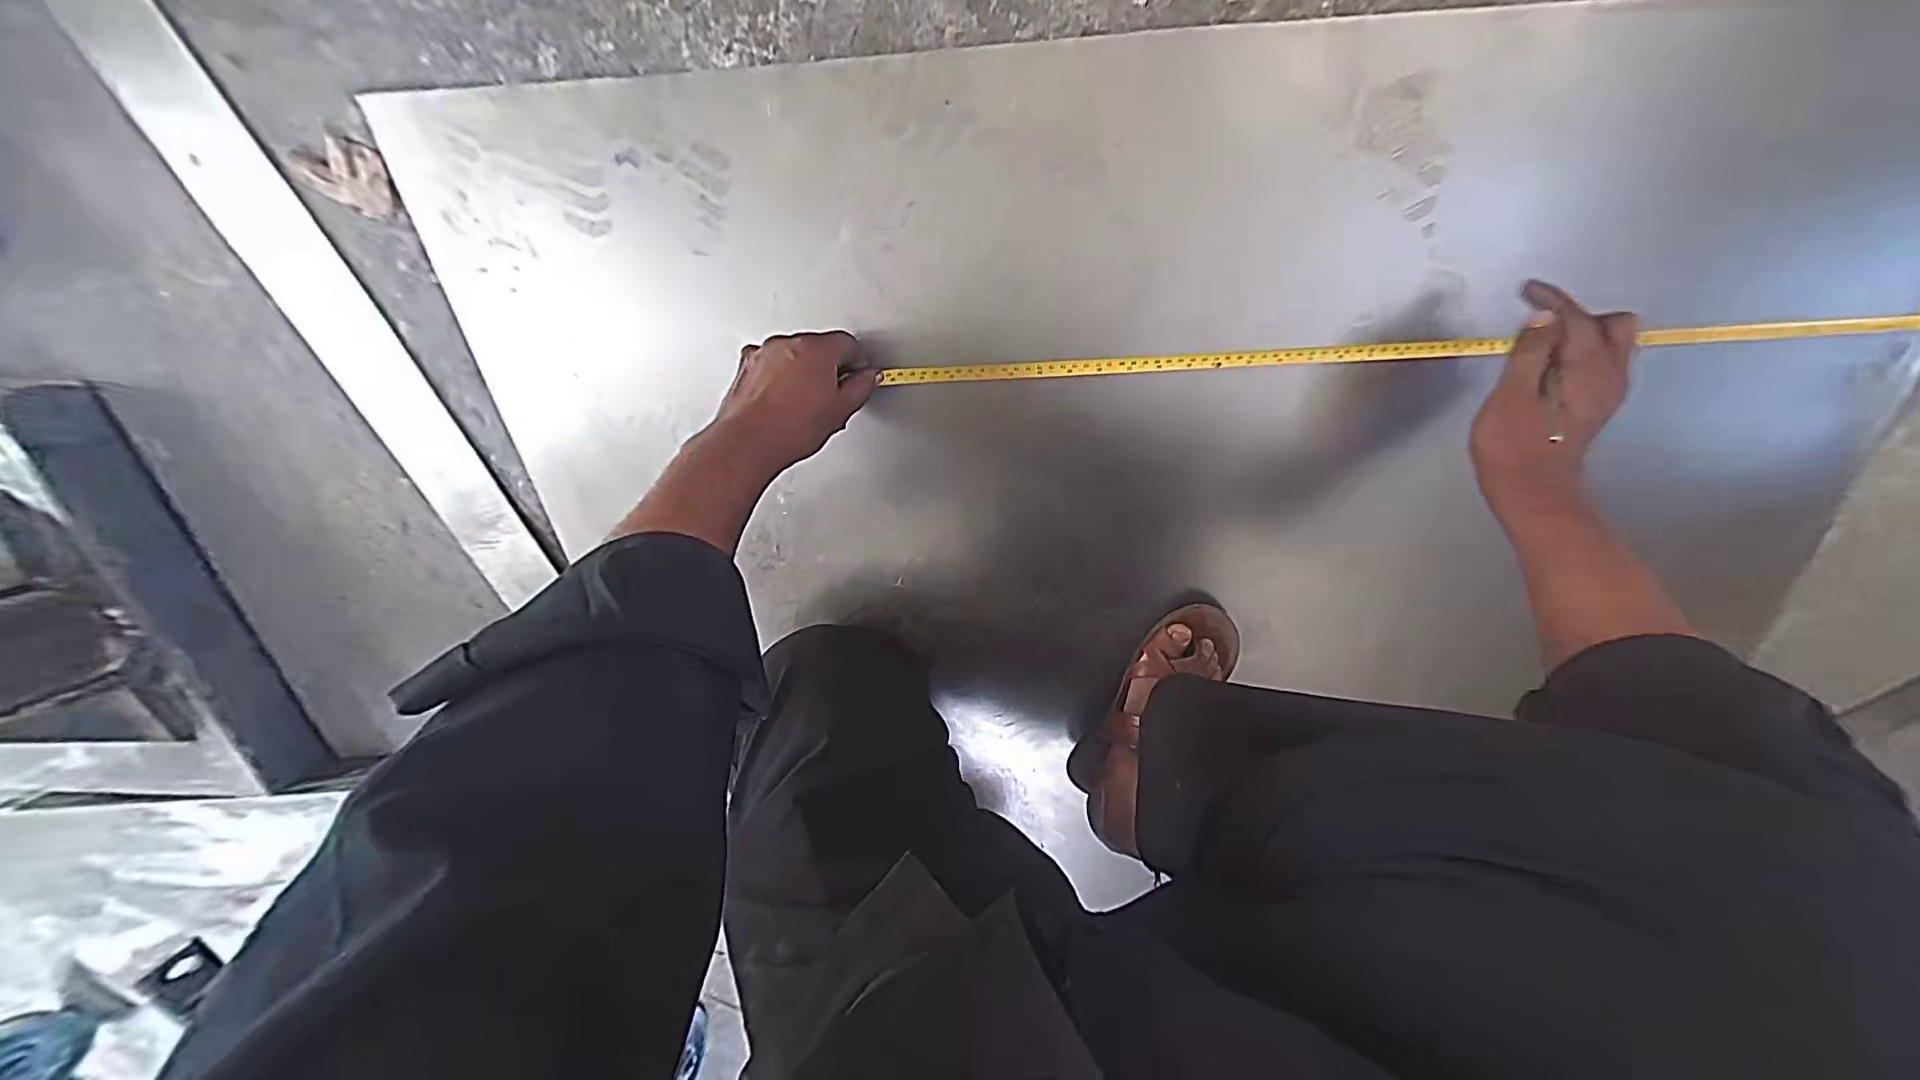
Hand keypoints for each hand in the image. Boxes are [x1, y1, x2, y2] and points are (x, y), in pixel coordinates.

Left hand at [706, 331, 879, 475]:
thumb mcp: (840, 410)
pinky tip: (786, 403)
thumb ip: (860, 387)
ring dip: (804, 372)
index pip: (848, 343)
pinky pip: (772, 365)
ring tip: (807, 405)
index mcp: (816, 349)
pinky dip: (780, 377)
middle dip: (830, 368)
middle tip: (834, 397)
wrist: (748, 443)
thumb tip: (867, 378)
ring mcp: (764, 353)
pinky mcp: (746, 367)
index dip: (858, 363)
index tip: (859, 377)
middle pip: (820, 346)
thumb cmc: (788, 429)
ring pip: (794, 355)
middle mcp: (788, 344)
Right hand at [1471, 281, 1638, 517]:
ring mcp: (1608, 390)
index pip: (1574, 321)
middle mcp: (1610, 375)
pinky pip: (1600, 361)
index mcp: (1587, 369)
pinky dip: (1578, 351)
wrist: (1529, 488)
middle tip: (1534, 321)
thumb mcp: (1510, 397)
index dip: (1551, 302)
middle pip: (1607, 324)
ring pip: (1610, 342)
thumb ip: (1528, 354)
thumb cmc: (1512, 447)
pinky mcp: (1597, 402)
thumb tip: (1542, 318)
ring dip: (1579, 332)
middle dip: (1573, 315)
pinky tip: (1549, 363)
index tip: (1528, 291)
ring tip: (1539, 341)